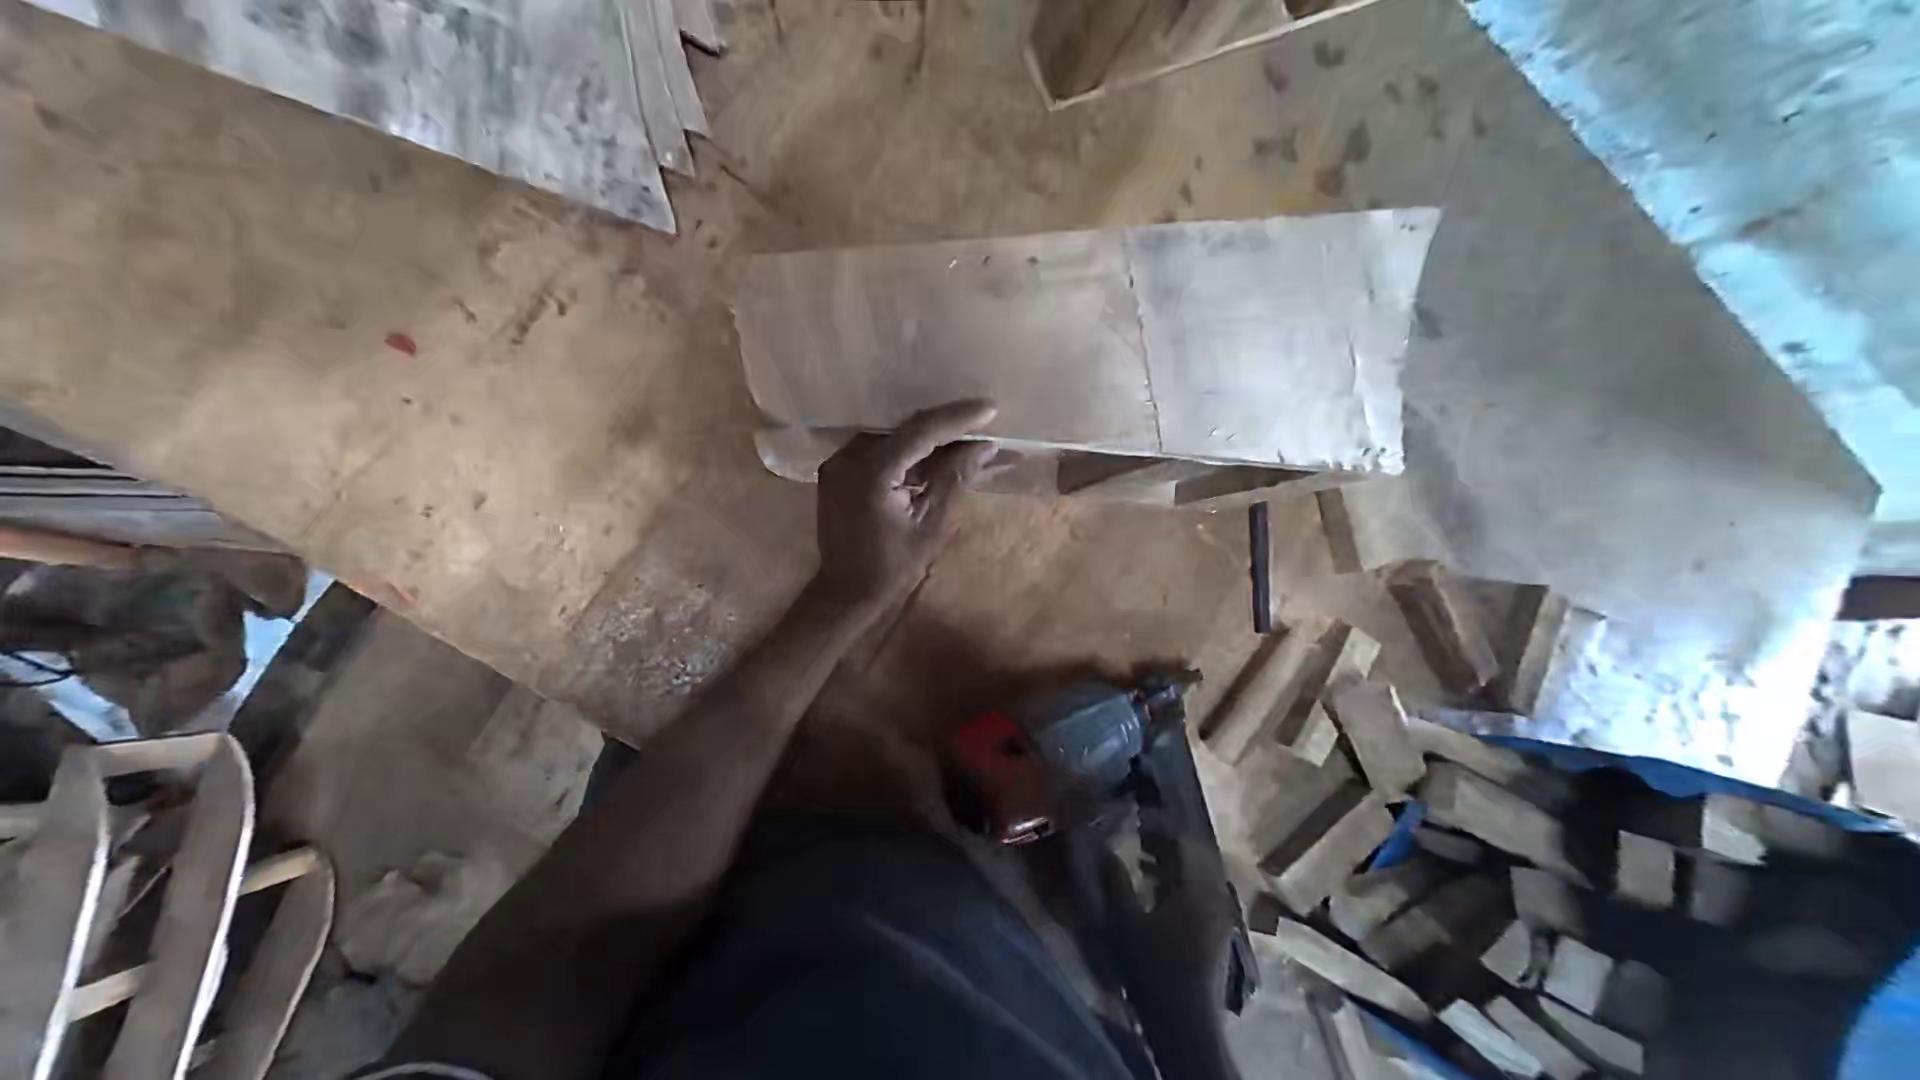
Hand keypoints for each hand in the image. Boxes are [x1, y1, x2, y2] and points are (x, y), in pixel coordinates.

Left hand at [812, 400, 997, 614]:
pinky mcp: (838, 470)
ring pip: (891, 434)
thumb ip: (953, 477)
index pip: (920, 431)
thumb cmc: (892, 566)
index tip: (990, 409)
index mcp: (872, 472)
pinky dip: (906, 449)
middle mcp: (849, 457)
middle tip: (982, 420)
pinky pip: (878, 447)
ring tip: (964, 435)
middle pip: (904, 427)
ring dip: (926, 436)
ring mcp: (839, 461)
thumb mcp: (930, 523)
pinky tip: (933, 451)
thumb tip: (984, 446)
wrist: (846, 591)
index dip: (957, 418)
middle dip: (945, 424)